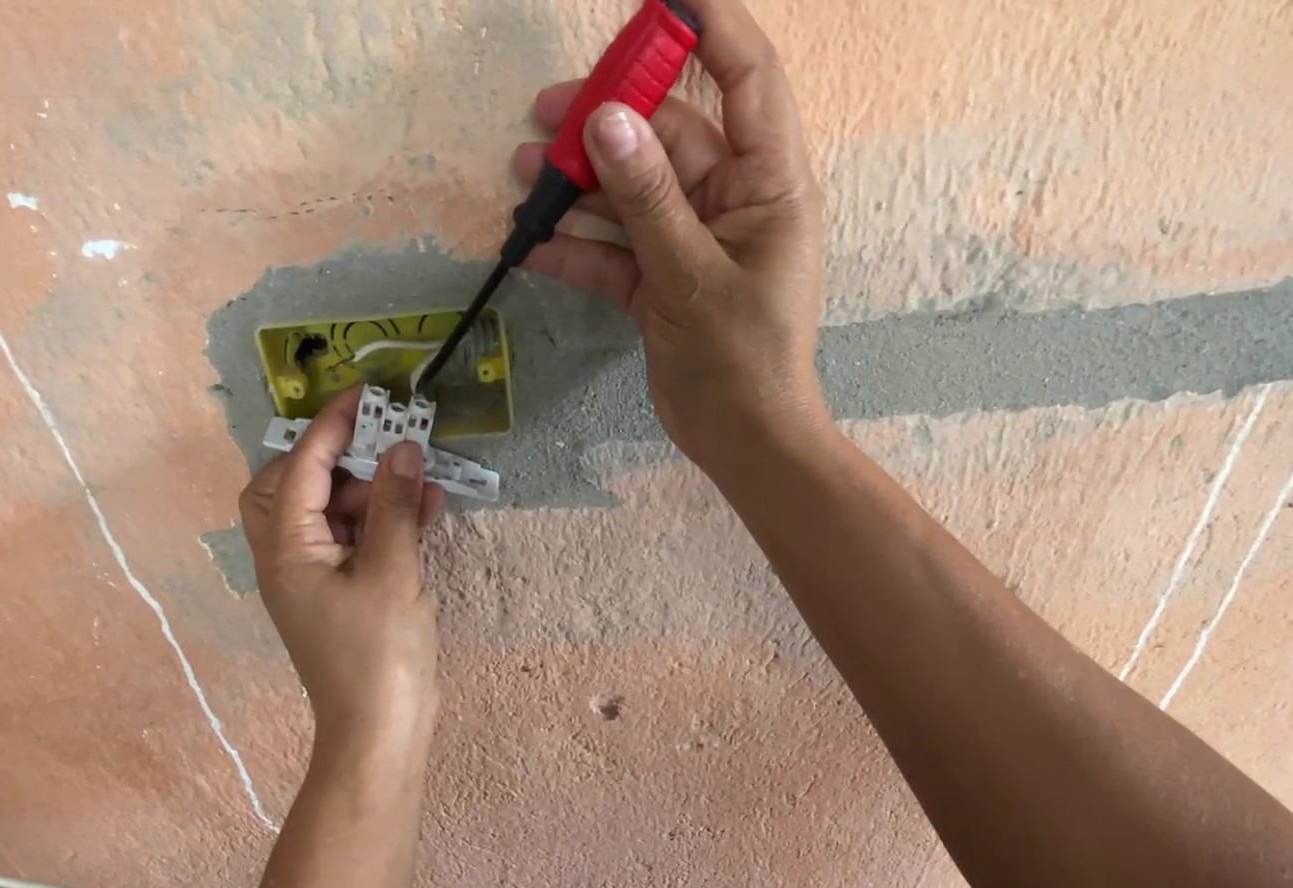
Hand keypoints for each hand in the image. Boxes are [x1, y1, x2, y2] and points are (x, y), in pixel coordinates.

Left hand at [238, 388, 445, 752]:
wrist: (382, 732)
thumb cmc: (379, 654)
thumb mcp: (392, 571)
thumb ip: (395, 506)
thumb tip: (403, 449)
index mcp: (286, 550)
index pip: (300, 469)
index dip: (330, 427)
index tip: (365, 395)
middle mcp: (290, 558)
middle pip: (294, 488)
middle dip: (337, 460)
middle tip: (381, 445)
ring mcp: (316, 578)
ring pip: (332, 513)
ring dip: (373, 491)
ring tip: (422, 477)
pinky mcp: (344, 593)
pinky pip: (357, 541)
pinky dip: (385, 521)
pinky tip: (428, 508)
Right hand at [513, 0, 827, 467]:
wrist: (741, 439)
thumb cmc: (741, 359)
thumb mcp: (692, 273)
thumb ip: (648, 198)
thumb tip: (606, 121)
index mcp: (768, 183)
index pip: (746, 78)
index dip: (709, 26)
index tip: (656, 1)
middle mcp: (732, 201)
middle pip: (668, 136)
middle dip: (607, 124)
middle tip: (545, 114)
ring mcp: (694, 241)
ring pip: (633, 192)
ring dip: (581, 186)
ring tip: (524, 175)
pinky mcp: (663, 280)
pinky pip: (617, 248)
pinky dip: (579, 247)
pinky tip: (533, 245)